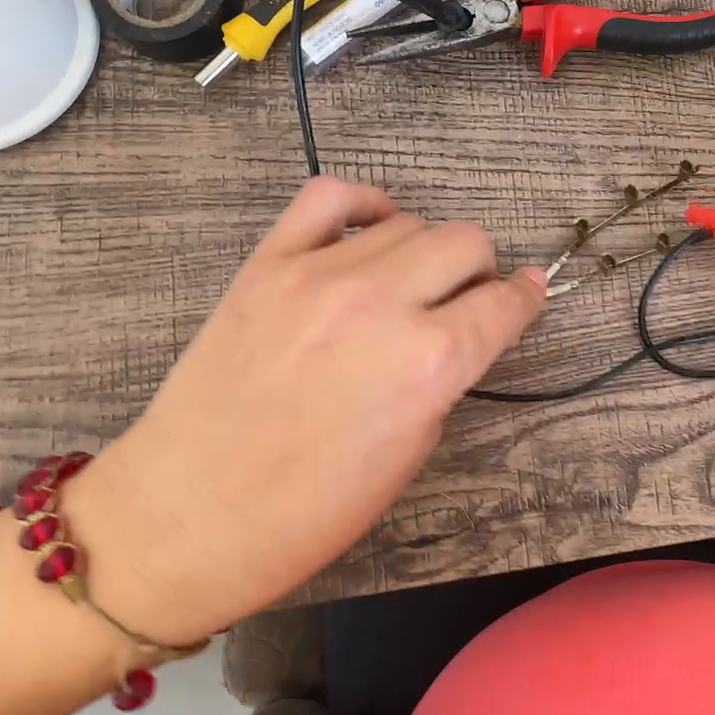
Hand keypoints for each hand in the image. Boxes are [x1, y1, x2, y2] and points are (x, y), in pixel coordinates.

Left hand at [65, 178, 545, 645]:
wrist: (186, 516)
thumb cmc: (309, 512)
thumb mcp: (410, 452)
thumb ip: (445, 376)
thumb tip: (463, 329)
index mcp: (430, 363)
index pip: (506, 303)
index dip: (526, 299)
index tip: (528, 295)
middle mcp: (384, 305)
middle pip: (467, 242)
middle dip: (480, 272)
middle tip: (465, 302)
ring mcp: (320, 275)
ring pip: (409, 222)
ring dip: (425, 252)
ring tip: (407, 285)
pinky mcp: (268, 263)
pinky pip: (330, 197)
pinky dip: (364, 206)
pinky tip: (370, 233)